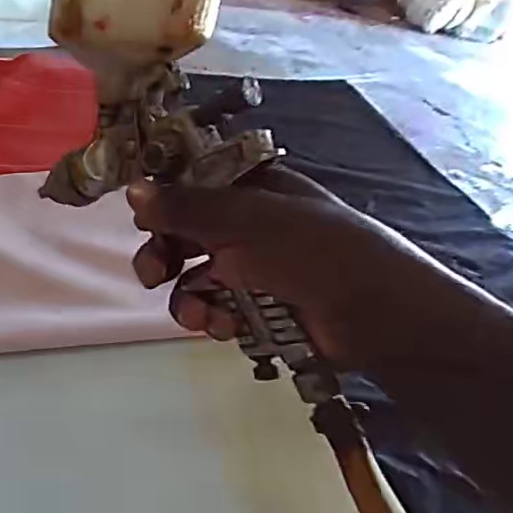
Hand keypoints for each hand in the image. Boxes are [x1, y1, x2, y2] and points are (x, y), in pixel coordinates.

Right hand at [127, 166, 460, 370]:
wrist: (379, 318)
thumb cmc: (317, 252)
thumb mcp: (248, 221)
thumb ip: (186, 208)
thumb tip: (132, 190)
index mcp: (249, 189)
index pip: (189, 185)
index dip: (162, 200)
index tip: (141, 219)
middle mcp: (243, 225)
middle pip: (179, 234)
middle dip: (162, 256)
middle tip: (154, 274)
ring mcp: (246, 267)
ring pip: (188, 277)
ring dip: (185, 298)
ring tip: (199, 315)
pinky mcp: (249, 305)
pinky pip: (209, 307)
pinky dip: (210, 318)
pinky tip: (224, 327)